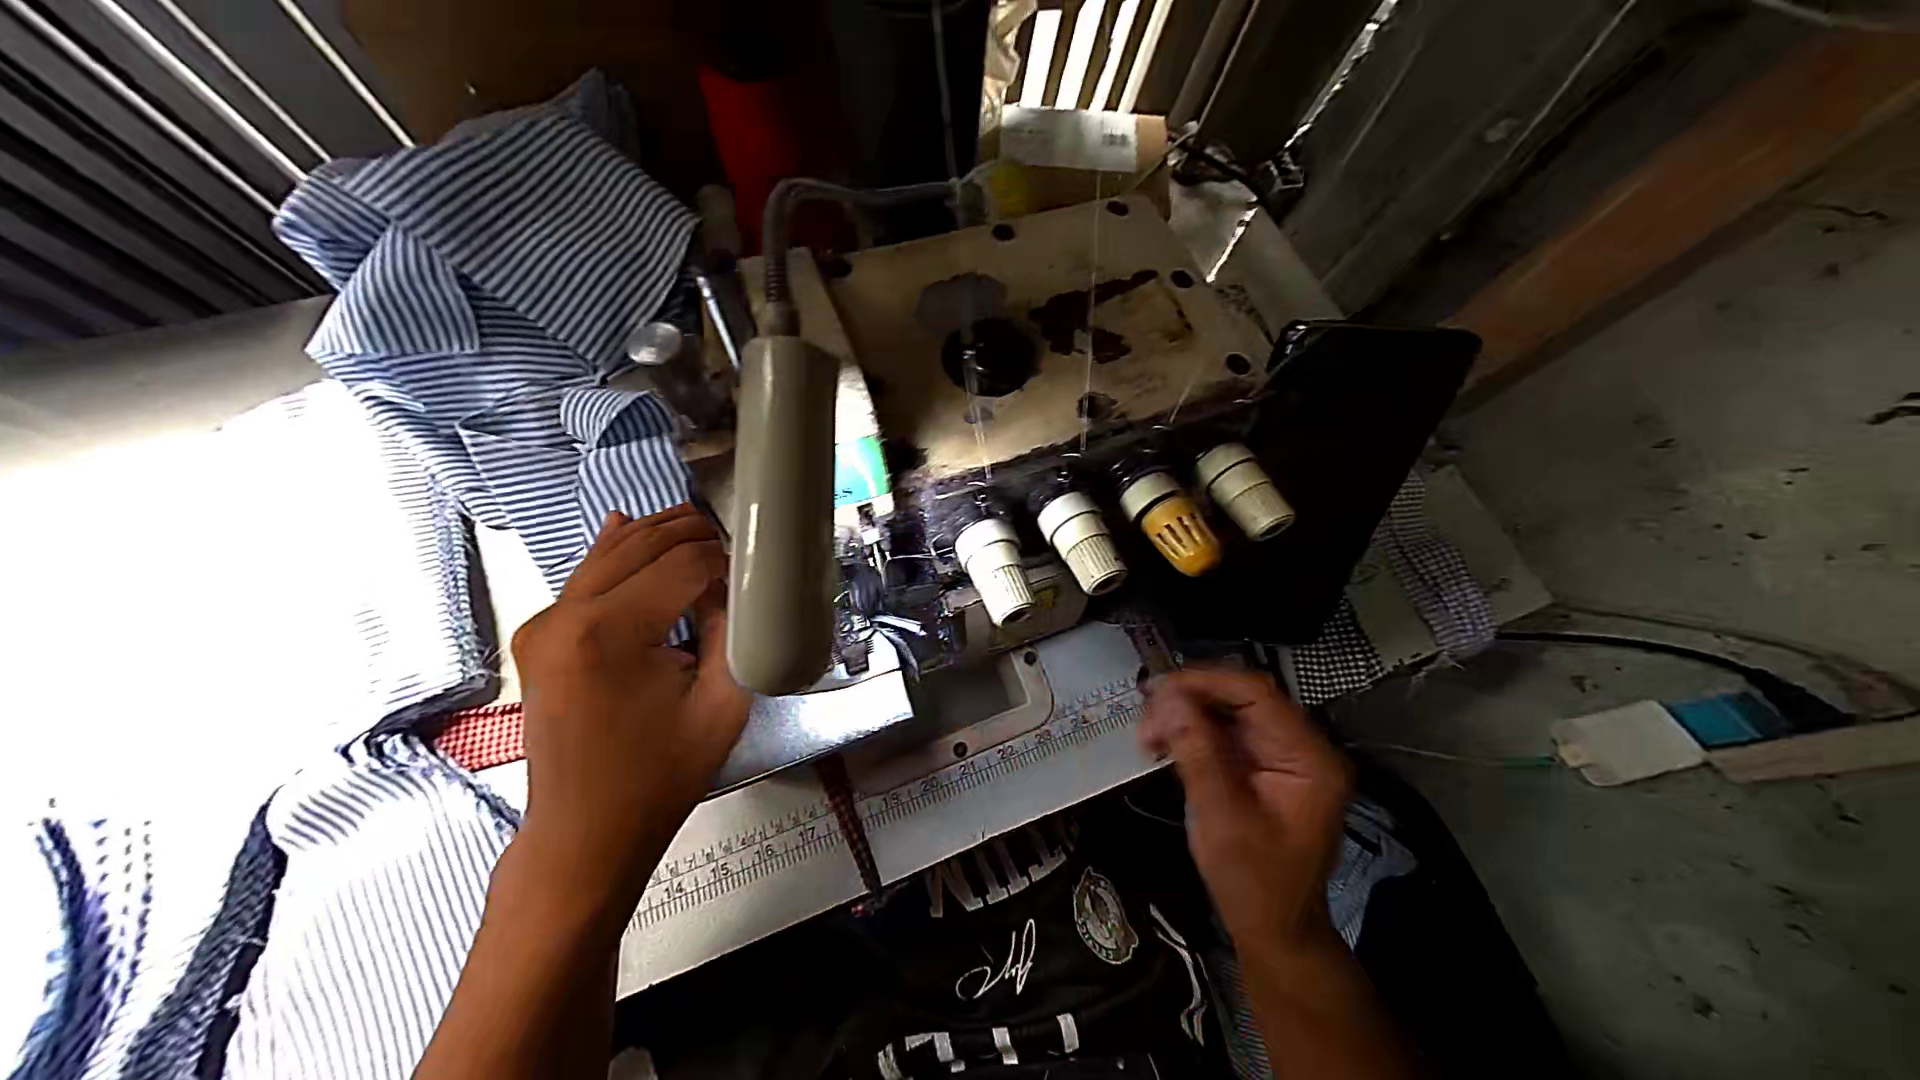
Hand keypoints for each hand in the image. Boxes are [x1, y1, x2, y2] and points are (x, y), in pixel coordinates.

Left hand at [510, 504, 750, 903]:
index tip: (749, 566)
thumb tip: (728, 586)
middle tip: (731, 540)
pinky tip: (627, 523)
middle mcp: (565, 617)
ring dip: (656, 535)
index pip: (683, 564)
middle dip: (691, 534)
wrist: (586, 832)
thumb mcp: (723, 703)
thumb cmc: (660, 777)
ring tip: (699, 528)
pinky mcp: (539, 635)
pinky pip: (584, 576)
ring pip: (609, 552)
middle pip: (642, 545)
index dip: (724, 557)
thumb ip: (732, 631)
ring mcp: (544, 624)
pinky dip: (615, 550)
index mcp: (611, 634)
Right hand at [1138, 669, 1352, 955]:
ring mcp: (1280, 756)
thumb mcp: (1221, 818)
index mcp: (1309, 758)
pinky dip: (1189, 734)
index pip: (1257, 694)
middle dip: (1189, 699)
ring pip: (1227, 712)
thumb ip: (1196, 753)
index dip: (1205, 682)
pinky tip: (1160, 744)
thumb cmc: (1253, 882)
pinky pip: (1222, 734)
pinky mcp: (1260, 766)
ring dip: (1184, 716)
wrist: (1274, 931)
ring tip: (1147, 733)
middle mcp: (1301, 748)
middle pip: (1241, 698)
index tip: (1158, 689)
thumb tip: (1166, 697)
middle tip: (1145, 713)